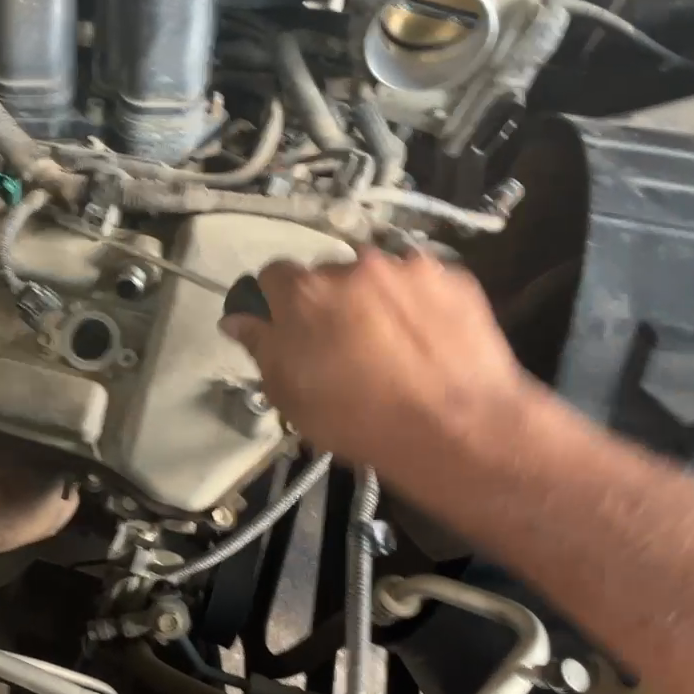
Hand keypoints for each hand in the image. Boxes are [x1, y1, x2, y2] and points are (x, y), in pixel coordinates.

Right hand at [221, 251, 541, 481]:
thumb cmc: (355, 418)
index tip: (284, 327)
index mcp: (303, 292)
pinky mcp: (455, 279)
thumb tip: (236, 320)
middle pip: (326, 273)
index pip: (272, 274)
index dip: (275, 301)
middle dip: (326, 299)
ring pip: (376, 275)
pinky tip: (422, 338)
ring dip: (371, 297)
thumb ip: (259, 347)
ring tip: (385, 340)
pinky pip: (421, 284)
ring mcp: (408, 268)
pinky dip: (415, 303)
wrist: (457, 427)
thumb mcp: (288, 393)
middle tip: (337, 340)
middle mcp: (353, 266)